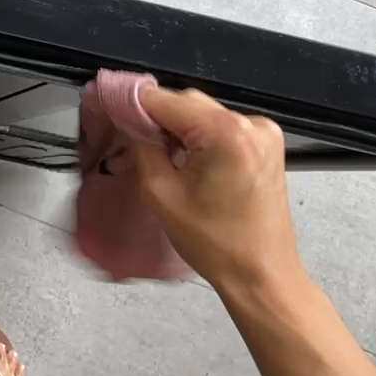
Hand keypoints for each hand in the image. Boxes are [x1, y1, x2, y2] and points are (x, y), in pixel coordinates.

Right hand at [130, 87, 303, 294]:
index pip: (165, 100)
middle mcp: (250, 123)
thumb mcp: (160, 193)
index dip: (133, 104)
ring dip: (178, 126)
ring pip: (203, 112)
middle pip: (186, 102)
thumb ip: (142, 147)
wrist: (262, 274)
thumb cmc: (214, 243)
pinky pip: (221, 125)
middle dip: (157, 116)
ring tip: (162, 154)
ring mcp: (263, 132)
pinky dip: (200, 134)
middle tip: (134, 140)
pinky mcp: (266, 143)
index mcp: (225, 133)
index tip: (109, 110)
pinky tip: (188, 159)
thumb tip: (129, 121)